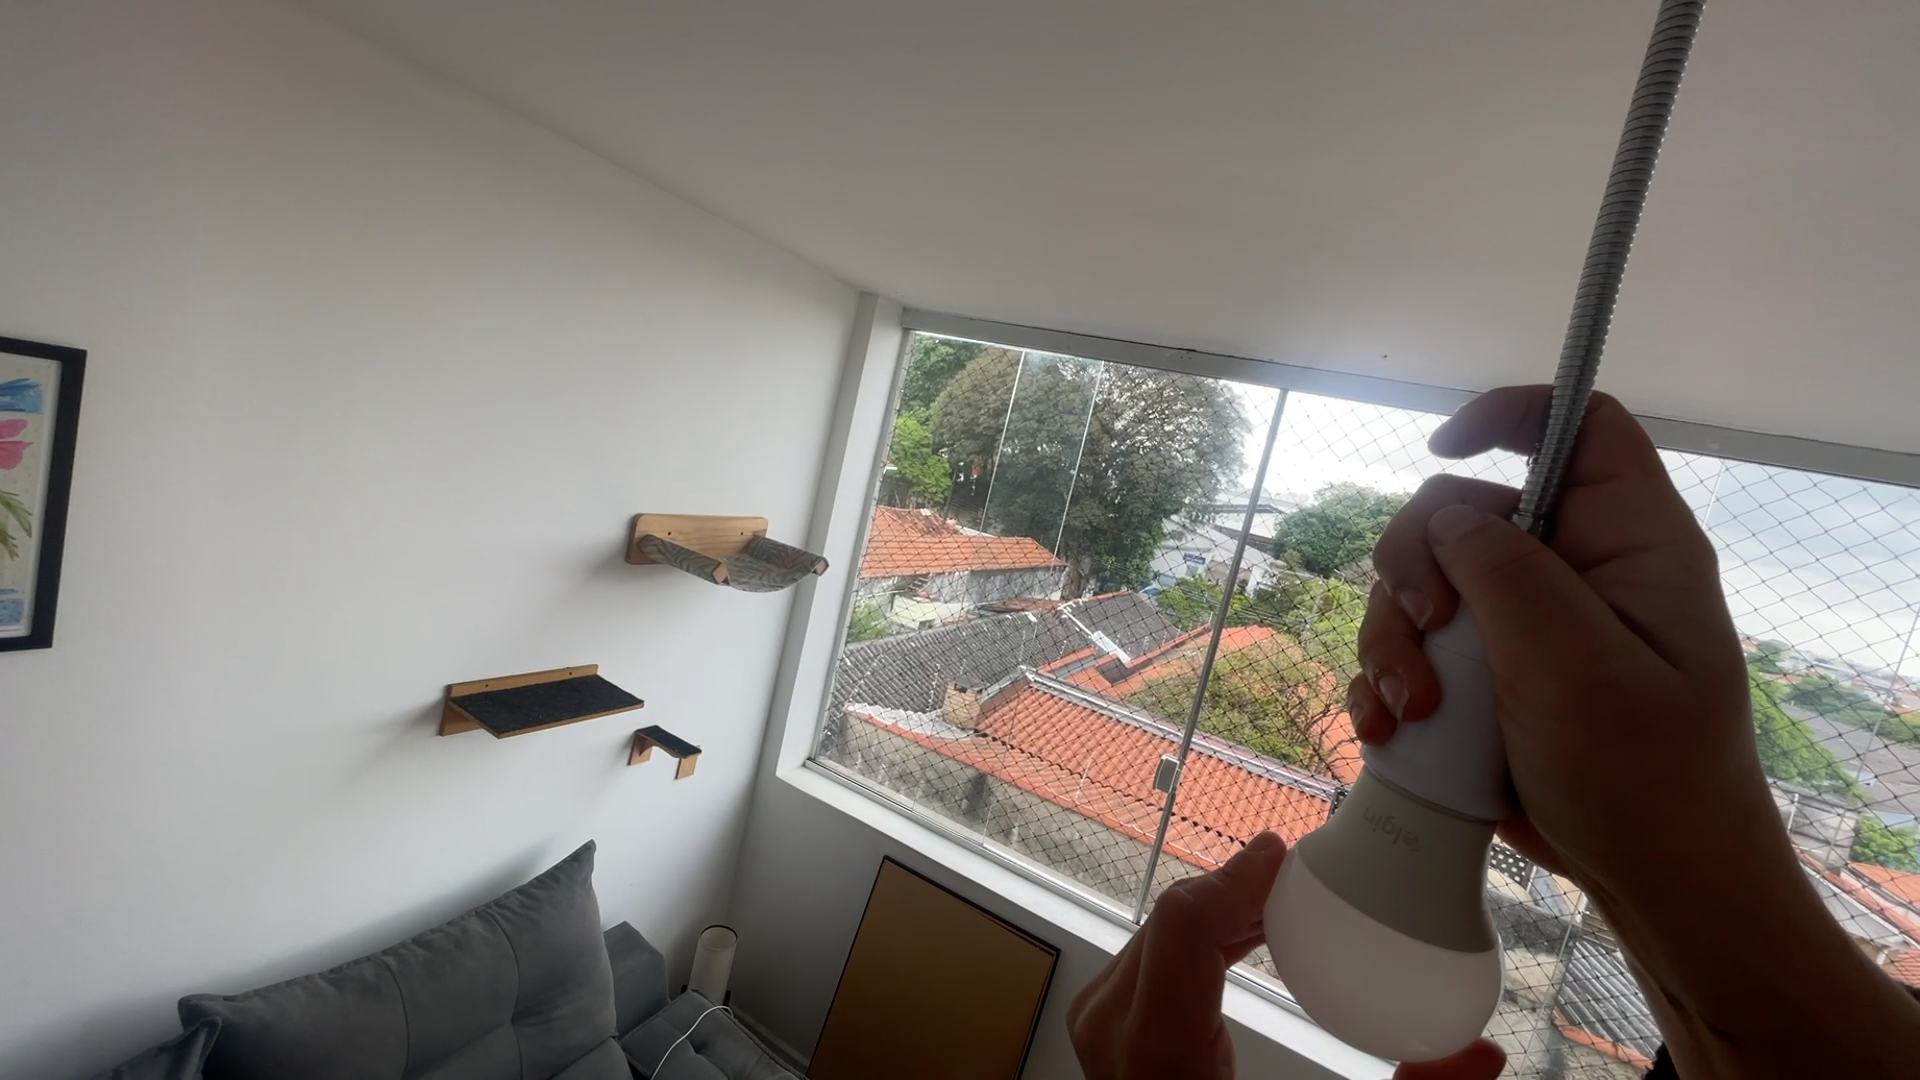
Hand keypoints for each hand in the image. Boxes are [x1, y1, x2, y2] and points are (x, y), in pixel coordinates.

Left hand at [1067, 832, 1505, 1079]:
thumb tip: (1483, 1053)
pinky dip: (1205, 936)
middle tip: (1303, 875)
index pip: (1183, 925)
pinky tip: (1249, 930)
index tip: (1279, 850)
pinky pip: (1156, 953)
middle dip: (1240, 889)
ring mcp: (1100, 1012)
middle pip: (1175, 919)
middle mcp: (1112, 1018)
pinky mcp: (1106, 1014)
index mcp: (1156, 1050)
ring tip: (1285, 896)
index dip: (1233, 878)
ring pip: (1162, 929)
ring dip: (1224, 909)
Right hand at [1349, 385, 1768, 900]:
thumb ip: (1508, 572)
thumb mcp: (1576, 665)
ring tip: (1410, 708)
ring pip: (1411, 584)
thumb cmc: (1638, 771)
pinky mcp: (1470, 668)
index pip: (1576, 430)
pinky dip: (1380, 680)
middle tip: (1424, 625)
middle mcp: (1559, 570)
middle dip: (1414, 564)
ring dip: (1390, 642)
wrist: (1638, 875)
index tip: (1443, 449)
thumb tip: (1445, 517)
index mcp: (1621, 546)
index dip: (1510, 415)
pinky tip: (1387, 725)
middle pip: (1455, 509)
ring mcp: (1509, 621)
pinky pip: (1400, 645)